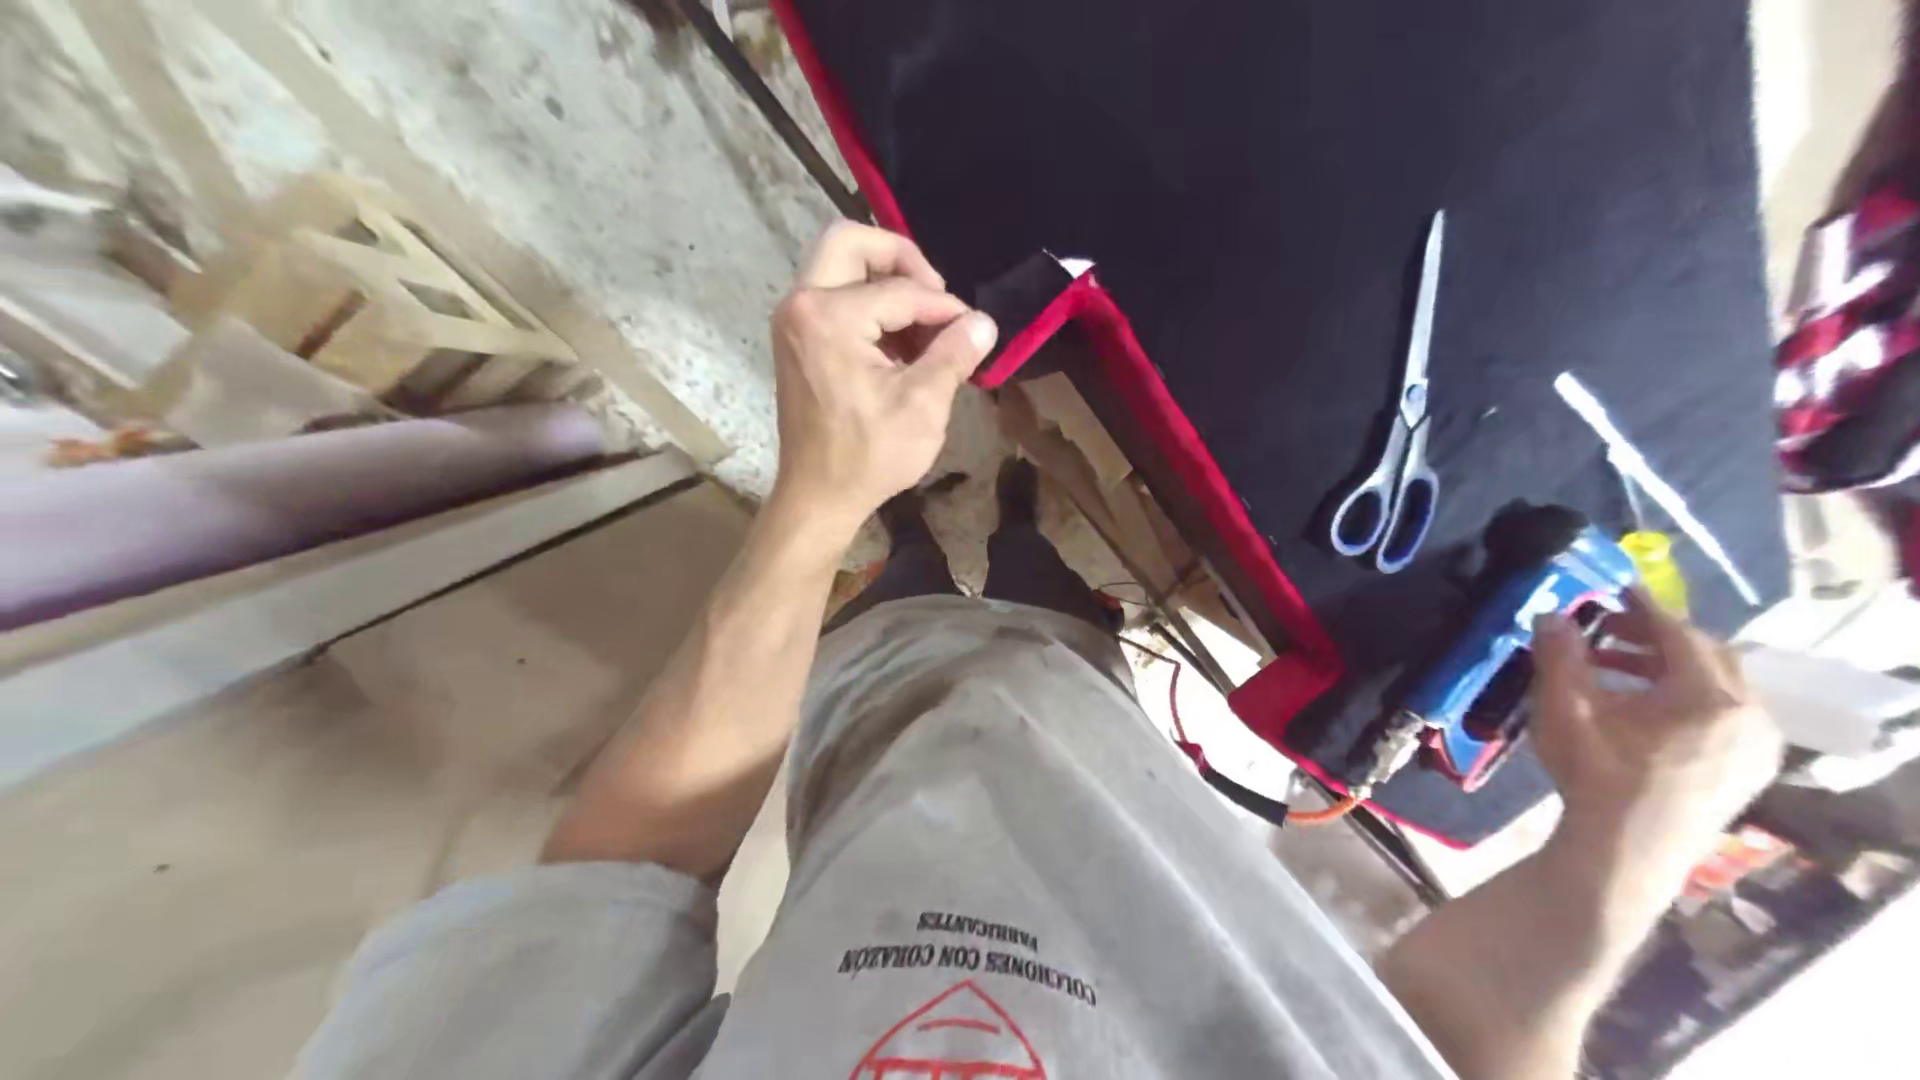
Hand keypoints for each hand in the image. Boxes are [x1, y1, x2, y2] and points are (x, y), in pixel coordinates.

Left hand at [768, 222, 997, 538]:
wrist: (818, 497)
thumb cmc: (868, 456)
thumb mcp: (922, 405)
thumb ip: (954, 354)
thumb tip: (984, 323)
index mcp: (828, 317)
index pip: (900, 291)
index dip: (944, 307)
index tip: (973, 329)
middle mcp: (800, 306)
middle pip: (852, 243)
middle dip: (901, 260)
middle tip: (936, 295)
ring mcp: (793, 322)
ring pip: (840, 268)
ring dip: (885, 285)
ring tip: (924, 328)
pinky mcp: (796, 341)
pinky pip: (834, 299)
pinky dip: (869, 308)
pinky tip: (901, 345)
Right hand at [1530, 593, 1782, 897]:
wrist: (1626, 849)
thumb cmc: (1596, 771)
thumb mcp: (1565, 707)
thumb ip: (1559, 655)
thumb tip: (1551, 615)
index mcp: (1711, 697)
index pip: (1680, 635)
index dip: (1643, 608)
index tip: (1614, 589)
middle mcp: (1751, 716)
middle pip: (1709, 657)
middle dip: (1655, 636)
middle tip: (1606, 629)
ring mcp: (1756, 747)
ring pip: (1717, 687)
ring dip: (1666, 667)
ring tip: (1612, 668)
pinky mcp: (1747, 770)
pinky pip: (1722, 714)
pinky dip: (1683, 696)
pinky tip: (1640, 708)